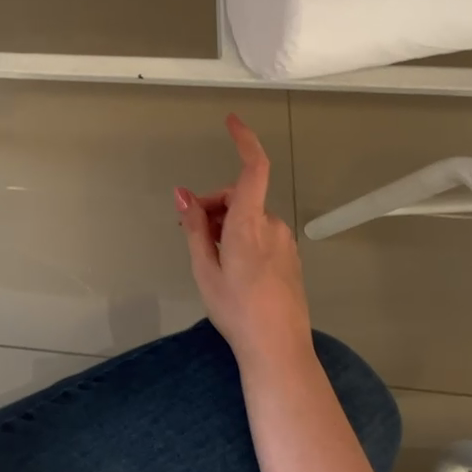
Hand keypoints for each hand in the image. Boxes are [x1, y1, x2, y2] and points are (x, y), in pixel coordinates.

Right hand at [175, 114, 311, 360]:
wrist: (278, 349)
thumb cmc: (236, 309)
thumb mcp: (204, 268)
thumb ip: (194, 227)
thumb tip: (182, 194)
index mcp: (249, 224)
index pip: (253, 170)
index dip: (244, 141)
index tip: (232, 122)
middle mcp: (272, 226)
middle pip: (239, 197)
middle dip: (212, 206)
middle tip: (191, 235)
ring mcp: (284, 242)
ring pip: (247, 217)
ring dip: (225, 225)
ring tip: (209, 259)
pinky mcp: (289, 257)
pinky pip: (259, 233)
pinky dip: (239, 237)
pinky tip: (231, 269)